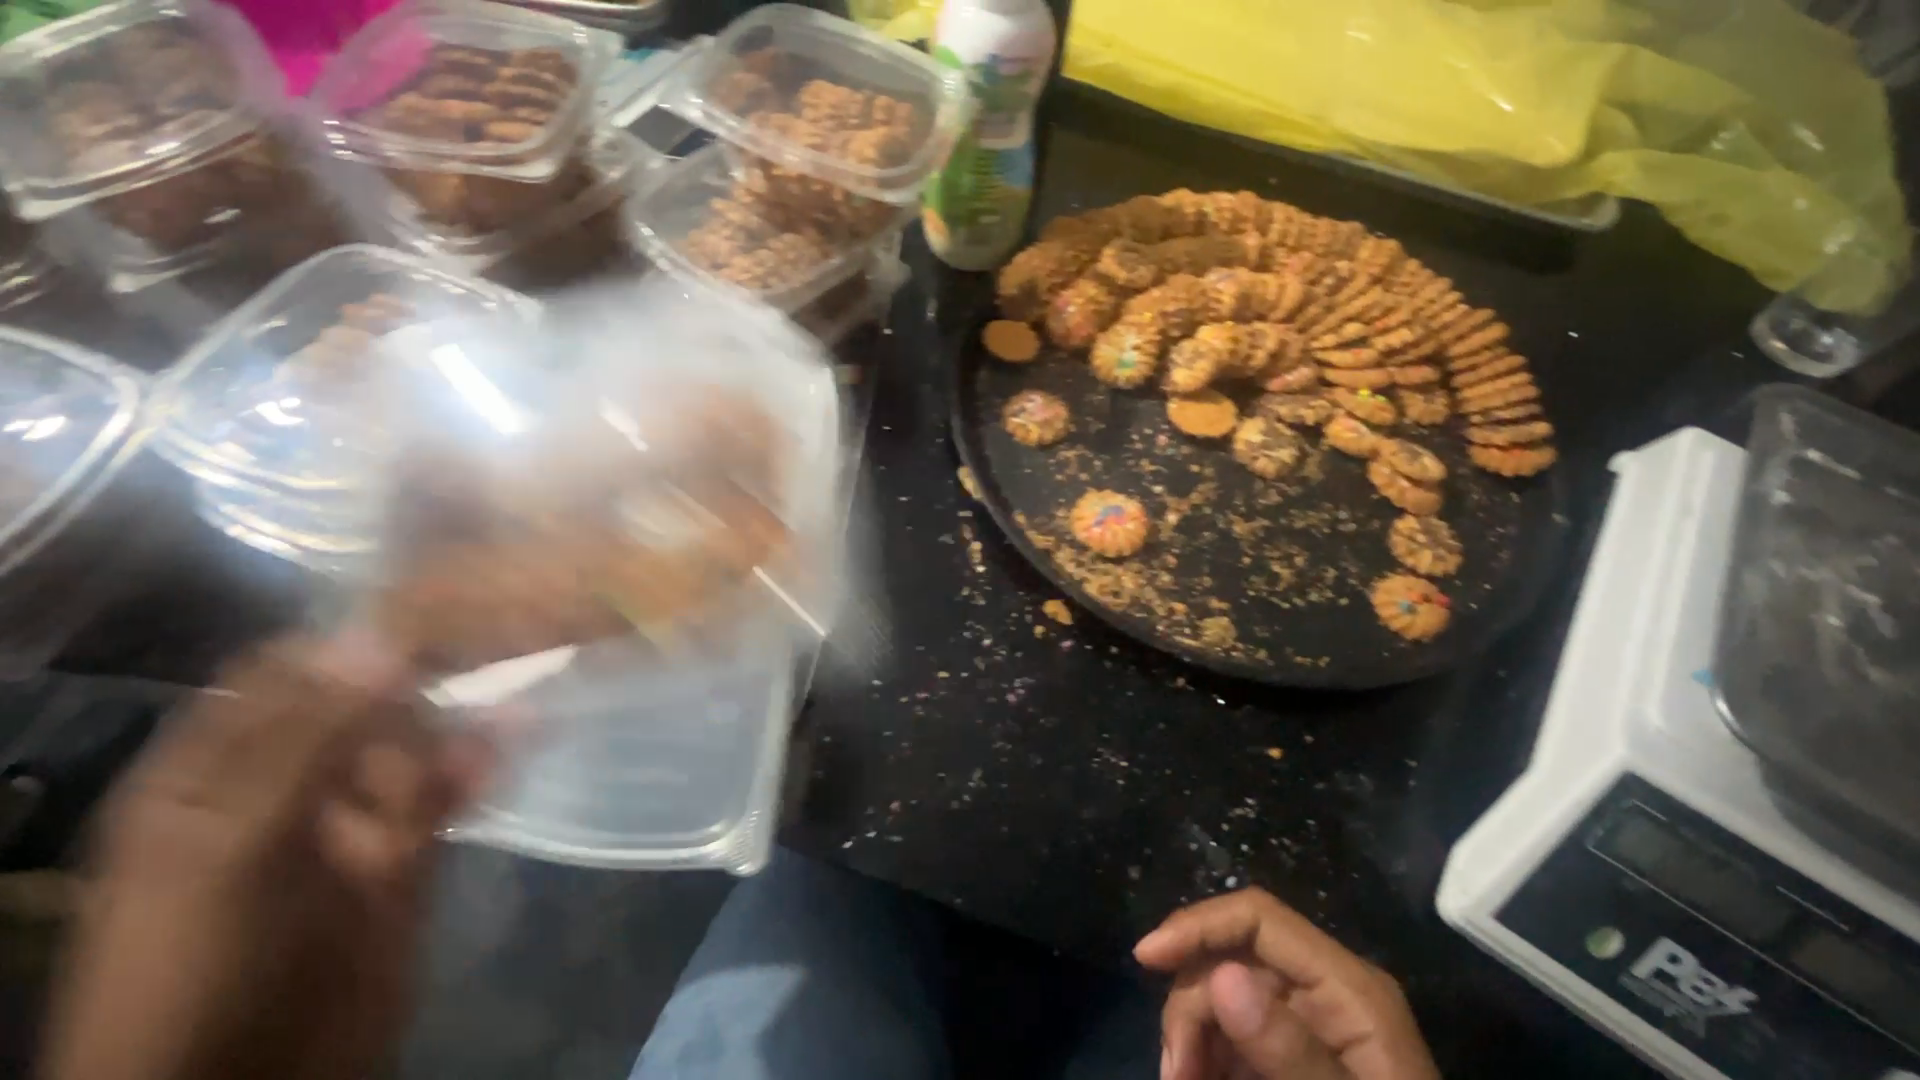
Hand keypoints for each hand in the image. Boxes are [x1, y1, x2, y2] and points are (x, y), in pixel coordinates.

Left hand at [37, 633, 493, 1079]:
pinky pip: (445, 798)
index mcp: (218, 767)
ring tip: (522, 682)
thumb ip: (310, 738)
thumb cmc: (195, 960)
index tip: (435, 599)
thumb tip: (378, 637)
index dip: (356, 636)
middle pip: (366, 704)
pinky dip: (478, 768)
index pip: (290, 673)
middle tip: (500, 632)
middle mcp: (287, 781)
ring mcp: (349, 821)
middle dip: (426, 674)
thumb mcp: (234, 841)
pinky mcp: (403, 858)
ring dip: (462, 719)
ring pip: (414, 748)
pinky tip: (515, 737)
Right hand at [1135, 888, 1439, 1079]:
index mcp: (1346, 987)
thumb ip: (1292, 1052)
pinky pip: (1227, 1034)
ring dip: (1189, 1036)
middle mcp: (1321, 990)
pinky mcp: (1287, 1054)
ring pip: (1217, 996)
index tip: (1145, 958)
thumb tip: (1223, 977)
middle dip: (1190, 1005)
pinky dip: (1202, 1056)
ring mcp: (1303, 1022)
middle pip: (1229, 959)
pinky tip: (1194, 1079)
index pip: (1258, 917)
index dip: (1197, 925)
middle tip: (1176, 1075)